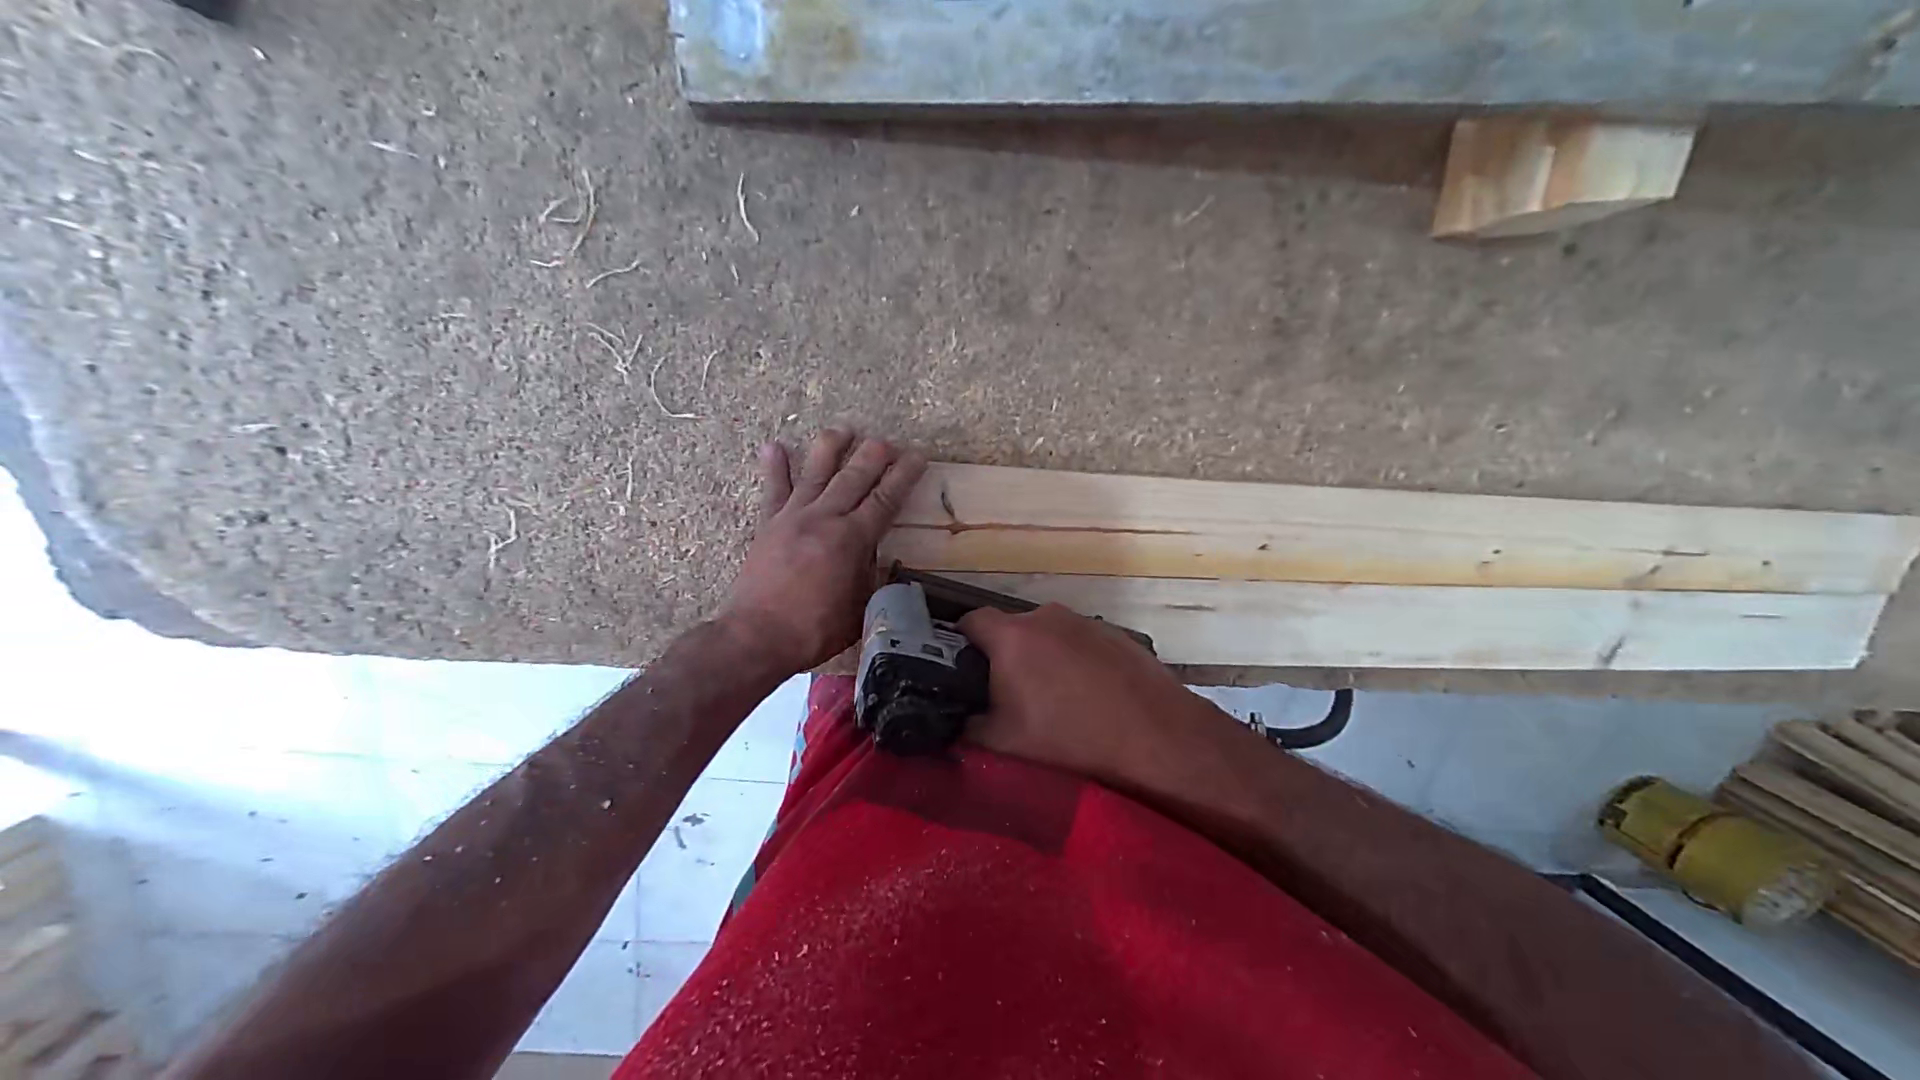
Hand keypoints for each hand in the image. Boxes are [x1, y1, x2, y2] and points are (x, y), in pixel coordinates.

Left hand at [719, 430, 926, 674]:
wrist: (757, 635)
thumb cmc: (814, 629)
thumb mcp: (860, 608)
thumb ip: (873, 578)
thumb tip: (882, 562)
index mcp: (852, 539)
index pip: (886, 498)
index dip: (904, 475)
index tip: (917, 457)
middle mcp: (825, 518)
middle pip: (855, 476)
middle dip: (875, 454)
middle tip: (889, 441)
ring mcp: (794, 517)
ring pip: (816, 472)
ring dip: (832, 447)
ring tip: (844, 428)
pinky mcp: (769, 525)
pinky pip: (774, 489)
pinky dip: (775, 466)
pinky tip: (774, 446)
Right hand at [958, 603, 1235, 789]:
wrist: (1157, 738)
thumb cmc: (1070, 739)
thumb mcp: (1003, 743)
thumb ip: (967, 726)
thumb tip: (955, 718)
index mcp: (1012, 635)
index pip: (970, 621)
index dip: (960, 644)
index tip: (963, 671)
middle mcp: (1047, 616)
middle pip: (1011, 629)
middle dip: (1004, 657)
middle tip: (1009, 697)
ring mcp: (1086, 622)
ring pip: (1049, 636)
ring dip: (1043, 659)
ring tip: (1056, 702)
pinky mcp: (1118, 634)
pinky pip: (1081, 643)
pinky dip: (1077, 663)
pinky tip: (1091, 698)